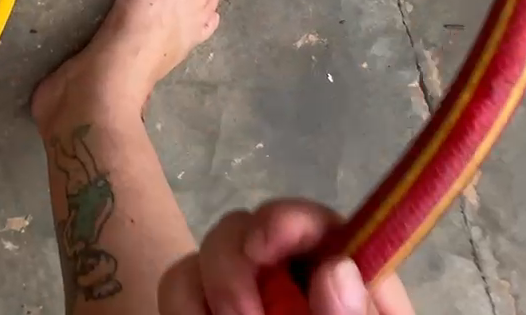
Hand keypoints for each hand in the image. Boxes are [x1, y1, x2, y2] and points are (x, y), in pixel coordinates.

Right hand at [159, 200, 414, 314]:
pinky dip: (182, 303)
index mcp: (348, 293)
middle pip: (250, 227)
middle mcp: (293, 286)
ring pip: (209, 249)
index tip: (264, 245)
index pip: (322, 226)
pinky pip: (177, 279)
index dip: (290, 219)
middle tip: (240, 313)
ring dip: (210, 284)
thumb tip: (338, 267)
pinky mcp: (203, 307)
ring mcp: (245, 297)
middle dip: (235, 260)